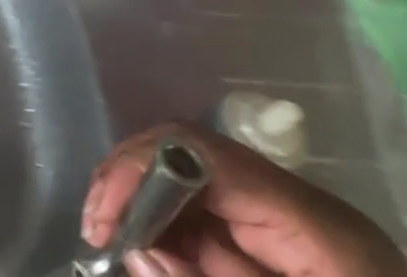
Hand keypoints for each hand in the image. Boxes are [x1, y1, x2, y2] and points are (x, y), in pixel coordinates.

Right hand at [82, 124, 406, 276]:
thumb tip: (135, 253)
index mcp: (311, 219)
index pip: (205, 153)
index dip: (139, 169)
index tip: (104, 220)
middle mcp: (296, 204)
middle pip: (192, 159)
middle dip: (132, 185)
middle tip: (96, 230)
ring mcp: (291, 222)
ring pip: (194, 186)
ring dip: (144, 210)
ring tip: (110, 242)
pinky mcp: (284, 243)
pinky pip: (212, 220)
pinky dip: (172, 234)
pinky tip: (148, 253)